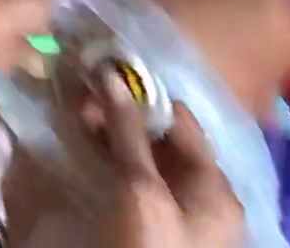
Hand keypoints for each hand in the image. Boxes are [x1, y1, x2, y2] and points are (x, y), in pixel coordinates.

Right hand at [84, 85, 243, 247]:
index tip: (98, 73)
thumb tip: (110, 72)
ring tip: (75, 115)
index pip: (179, 118)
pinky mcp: (152, 217)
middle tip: (79, 98)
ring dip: (107, 126)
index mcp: (215, 186)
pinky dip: (108, 149)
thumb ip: (127, 129)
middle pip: (158, 132)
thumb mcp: (139, 189)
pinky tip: (83, 139)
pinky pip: (132, 169)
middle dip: (117, 109)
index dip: (141, 92)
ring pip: (141, 148)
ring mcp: (177, 207)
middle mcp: (202, 192)